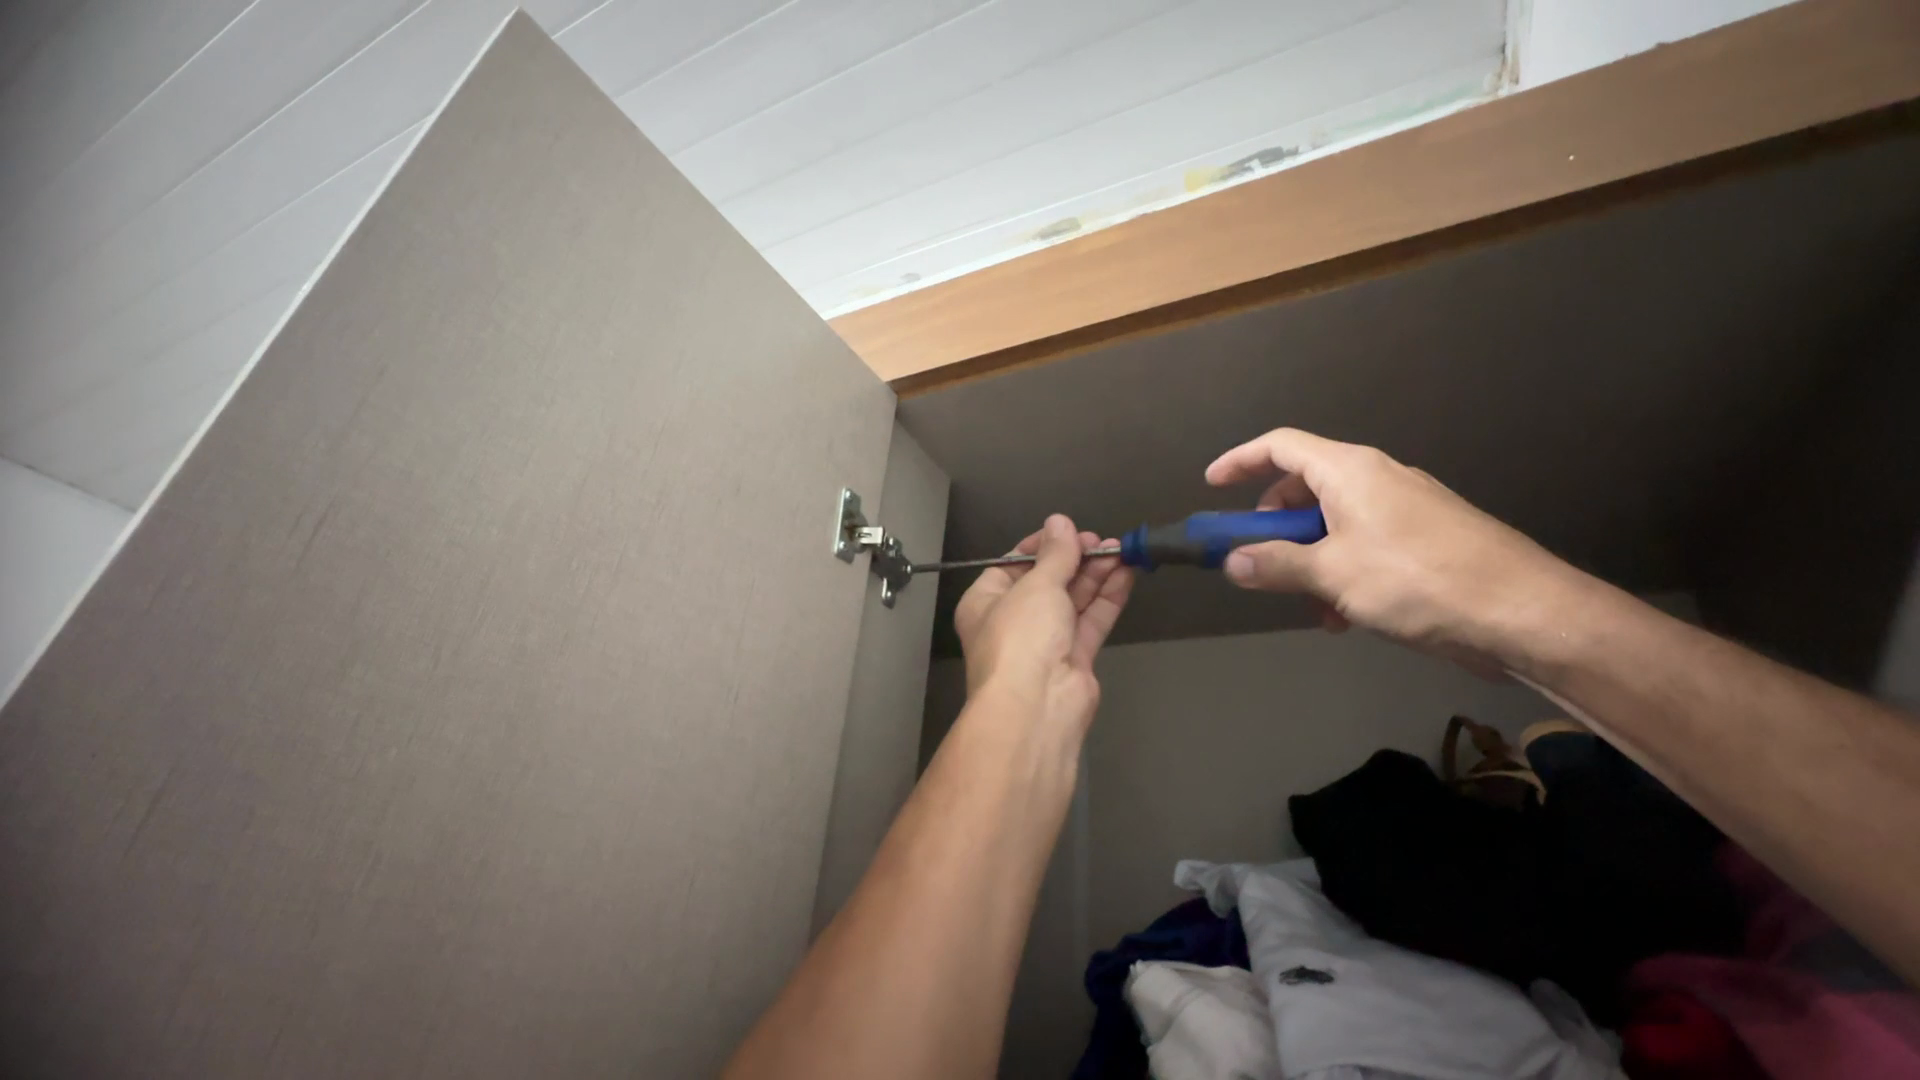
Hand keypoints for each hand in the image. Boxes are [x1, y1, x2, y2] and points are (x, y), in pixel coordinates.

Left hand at [953, 515, 1134, 734]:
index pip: (1012, 565)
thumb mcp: (1036, 585)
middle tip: (1103, 540)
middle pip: (1046, 582)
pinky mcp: (1073, 660)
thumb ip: (1055, 554)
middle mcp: (1012, 621)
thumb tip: (1059, 522)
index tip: (1068, 531)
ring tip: (1121, 551)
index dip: (1041, 546)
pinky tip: (1126, 574)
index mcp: (985, 602)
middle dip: (1075, 559)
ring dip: (1095, 575)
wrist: (1037, 706)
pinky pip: (1090, 621)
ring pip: (1072, 601)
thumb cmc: (1021, 636)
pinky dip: (1107, 598)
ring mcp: (1044, 642)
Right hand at [1205, 428, 1589, 670]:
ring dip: (1308, 559)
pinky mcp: (1425, 539)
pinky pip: (1364, 543)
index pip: (1281, 446)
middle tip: (1259, 559)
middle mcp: (1376, 478)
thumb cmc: (1417, 580)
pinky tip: (1347, 615)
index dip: (1240, 461)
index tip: (1212, 486)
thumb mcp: (1333, 574)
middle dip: (1274, 524)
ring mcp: (1405, 508)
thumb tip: (1232, 563)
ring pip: (1334, 522)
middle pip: (1305, 486)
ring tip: (1310, 605)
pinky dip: (1342, 570)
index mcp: (1350, 470)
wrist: (1523, 612)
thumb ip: (1276, 565)